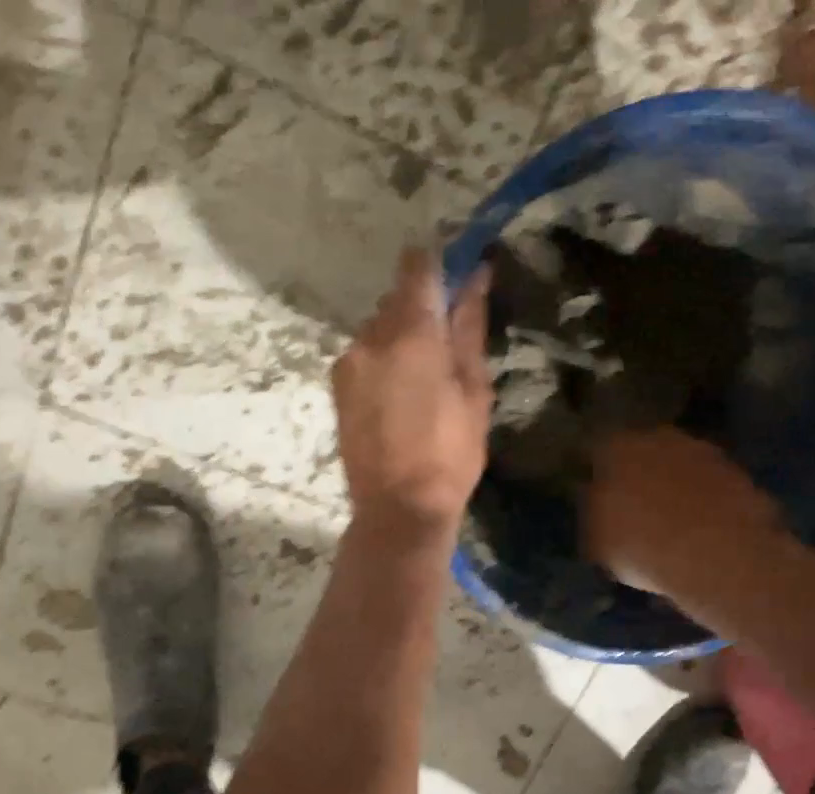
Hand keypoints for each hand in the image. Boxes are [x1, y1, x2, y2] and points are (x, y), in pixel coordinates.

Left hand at [332, 248, 493, 536]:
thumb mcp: (474, 390)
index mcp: (412, 332)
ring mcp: (349, 361)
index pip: (418, 267)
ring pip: (379, 327)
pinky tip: (400, 395)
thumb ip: (470, 327)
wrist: (397, 509)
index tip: (457, 276)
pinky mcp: (337, 386)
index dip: (438, 264)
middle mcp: (371, 336)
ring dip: (401, 336)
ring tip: (424, 378)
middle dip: (422, 308)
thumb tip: (477, 276)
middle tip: (449, 344)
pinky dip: (383, 359)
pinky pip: (364, 354)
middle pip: (397, 298)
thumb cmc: (450, 453)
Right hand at [584, 429, 781, 592]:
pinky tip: (706, 531)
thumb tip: (595, 499)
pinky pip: (713, 486)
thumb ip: (593, 512)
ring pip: (682, 466)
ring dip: (678, 486)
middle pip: (645, 452)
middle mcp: (661, 438)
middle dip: (642, 474)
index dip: (599, 473)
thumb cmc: (641, 546)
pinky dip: (709, 502)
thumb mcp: (596, 540)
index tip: (599, 495)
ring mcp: (706, 452)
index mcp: (618, 447)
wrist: (718, 556)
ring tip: (676, 522)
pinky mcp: (740, 473)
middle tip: (638, 507)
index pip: (600, 451)